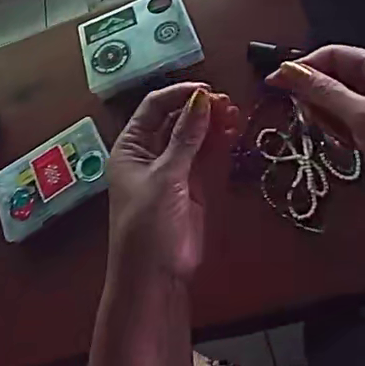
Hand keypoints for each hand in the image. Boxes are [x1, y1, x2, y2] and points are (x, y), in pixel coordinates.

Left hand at [108, 82, 242, 281]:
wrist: (155, 275)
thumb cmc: (147, 224)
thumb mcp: (165, 177)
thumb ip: (186, 138)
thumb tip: (201, 101)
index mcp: (130, 147)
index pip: (153, 108)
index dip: (178, 95)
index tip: (206, 90)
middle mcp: (149, 154)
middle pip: (175, 120)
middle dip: (199, 109)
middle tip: (226, 103)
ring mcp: (173, 170)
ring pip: (193, 137)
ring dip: (212, 124)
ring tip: (234, 112)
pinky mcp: (193, 186)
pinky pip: (205, 157)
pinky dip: (218, 143)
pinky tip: (233, 130)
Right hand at [267, 46, 364, 233]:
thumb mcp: (364, 118)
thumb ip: (323, 92)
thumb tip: (285, 69)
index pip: (335, 55)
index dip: (304, 67)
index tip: (274, 83)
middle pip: (330, 76)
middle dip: (316, 96)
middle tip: (312, 118)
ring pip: (330, 100)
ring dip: (325, 116)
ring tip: (341, 136)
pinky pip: (338, 119)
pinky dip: (334, 129)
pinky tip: (346, 144)